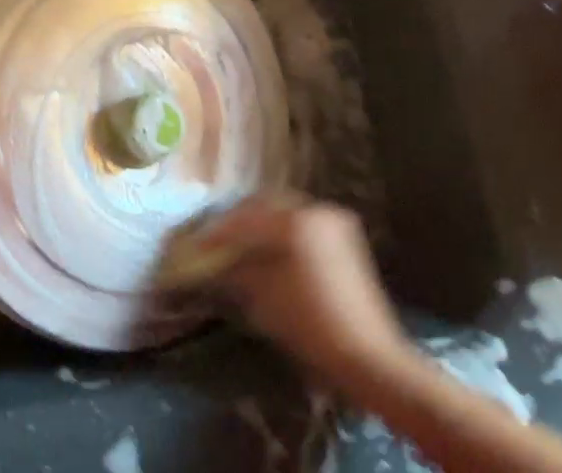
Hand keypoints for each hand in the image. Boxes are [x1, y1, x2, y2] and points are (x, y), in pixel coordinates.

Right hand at [188, 193, 411, 381]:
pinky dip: (281, 235)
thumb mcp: (261, 296)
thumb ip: (233, 269)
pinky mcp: (344, 240)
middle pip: (264, 206)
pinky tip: (267, 254)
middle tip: (216, 243)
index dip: (215, 232)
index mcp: (295, 220)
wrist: (366, 355)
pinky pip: (302, 226)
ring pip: (284, 214)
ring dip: (259, 227)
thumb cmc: (308, 323)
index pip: (243, 218)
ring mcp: (334, 223)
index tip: (195, 246)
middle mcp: (316, 211)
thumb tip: (212, 261)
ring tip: (238, 249)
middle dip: (238, 223)